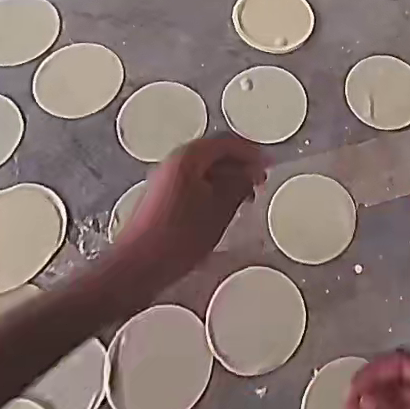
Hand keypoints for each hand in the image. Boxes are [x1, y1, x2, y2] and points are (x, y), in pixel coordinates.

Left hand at [116, 135, 266, 280]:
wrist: (138, 266)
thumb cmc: (181, 234)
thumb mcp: (221, 207)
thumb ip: (241, 183)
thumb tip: (253, 170)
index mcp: (188, 157)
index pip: (227, 143)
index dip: (252, 153)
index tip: (271, 166)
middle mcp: (174, 162)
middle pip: (215, 154)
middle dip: (241, 166)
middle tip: (261, 182)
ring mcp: (166, 180)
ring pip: (205, 170)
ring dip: (229, 179)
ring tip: (248, 197)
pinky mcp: (162, 198)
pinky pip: (195, 184)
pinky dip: (214, 190)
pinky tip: (226, 208)